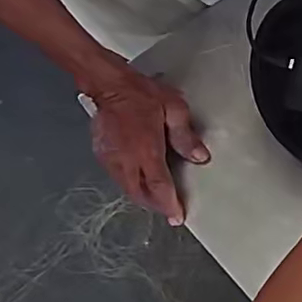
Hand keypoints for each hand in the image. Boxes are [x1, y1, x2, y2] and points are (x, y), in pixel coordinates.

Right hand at [83, 66, 208, 225]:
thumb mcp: (173, 108)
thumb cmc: (139, 93)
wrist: (109, 84)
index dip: (169, 205)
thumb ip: (186, 136)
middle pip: (141, 195)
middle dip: (155, 206)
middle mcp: (127, 160)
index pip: (160, 188)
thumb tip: (199, 156)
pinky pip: (117, 177)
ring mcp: (112, 159)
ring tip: (156, 197)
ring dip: (142, 196)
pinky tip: (138, 179)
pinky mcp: (102, 155)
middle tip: (169, 209)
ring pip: (128, 189)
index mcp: (146, 151)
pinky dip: (130, 184)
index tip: (177, 216)